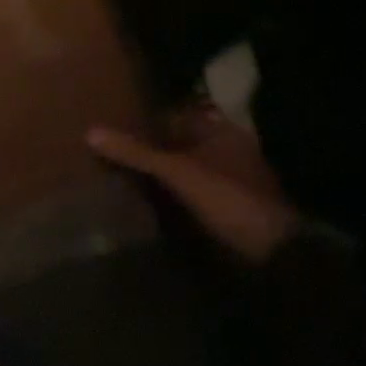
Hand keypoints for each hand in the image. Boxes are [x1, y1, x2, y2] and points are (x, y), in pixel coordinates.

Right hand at [88, 107, 300, 262]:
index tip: (114, 120)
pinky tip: (142, 194)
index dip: (147, 116)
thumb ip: (136, 152)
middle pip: (178, 139)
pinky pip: (187, 188)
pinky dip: (167, 190)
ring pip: (182, 165)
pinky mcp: (225, 204)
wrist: (274, 253)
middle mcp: (227, 149)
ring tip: (117, 169)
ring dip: (156, 168)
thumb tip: (90, 131)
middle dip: (148, 143)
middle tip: (109, 145)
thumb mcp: (178, 172)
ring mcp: (228, 178)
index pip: (177, 113)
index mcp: (222, 132)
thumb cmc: (229, 198)